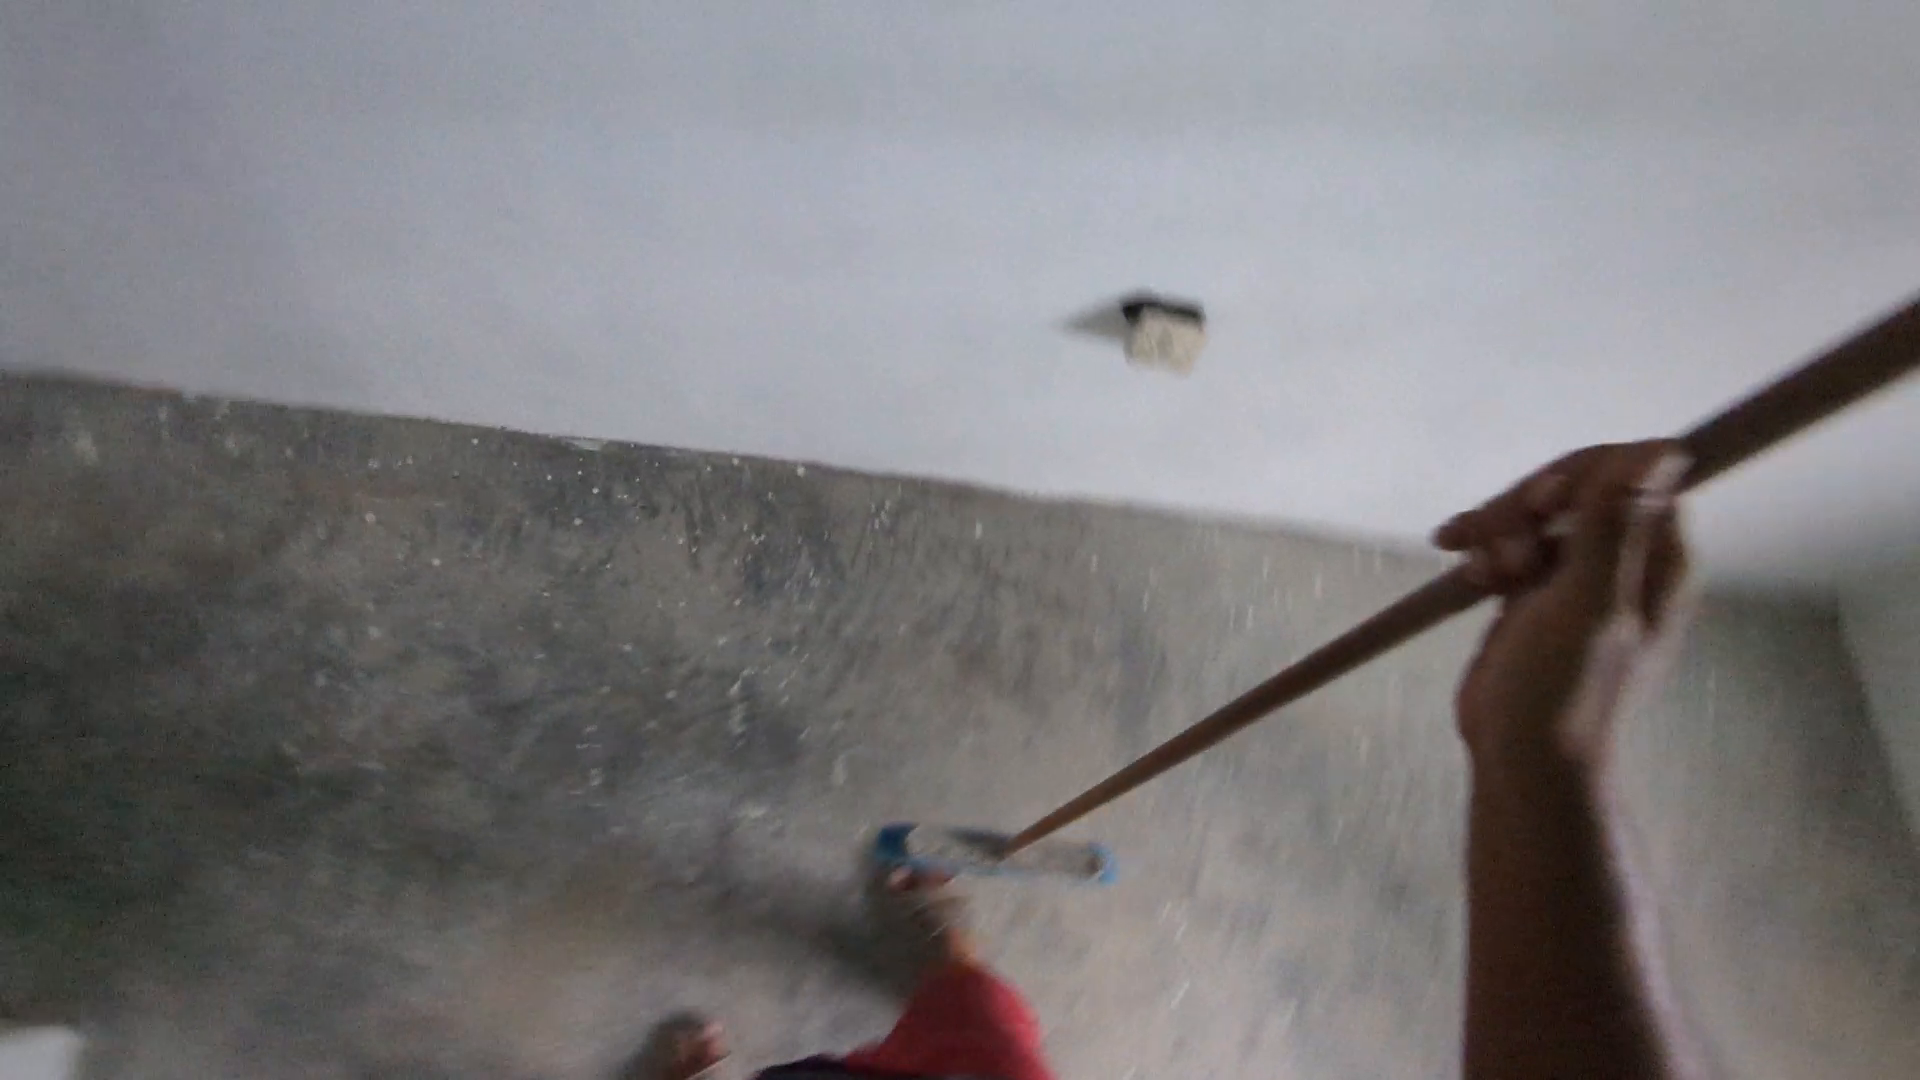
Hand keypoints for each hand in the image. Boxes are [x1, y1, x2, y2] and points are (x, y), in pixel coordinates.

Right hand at [1434, 442, 1691, 772]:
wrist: (1522, 750)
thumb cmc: (1563, 686)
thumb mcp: (1587, 605)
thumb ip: (1616, 528)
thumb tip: (1663, 450)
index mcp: (1655, 558)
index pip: (1630, 473)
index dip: (1578, 475)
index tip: (1538, 505)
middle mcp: (1620, 559)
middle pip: (1571, 489)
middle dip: (1522, 506)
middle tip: (1495, 545)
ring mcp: (1572, 576)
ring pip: (1530, 516)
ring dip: (1495, 530)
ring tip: (1479, 572)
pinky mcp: (1529, 593)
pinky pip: (1505, 545)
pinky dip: (1480, 550)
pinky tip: (1466, 573)